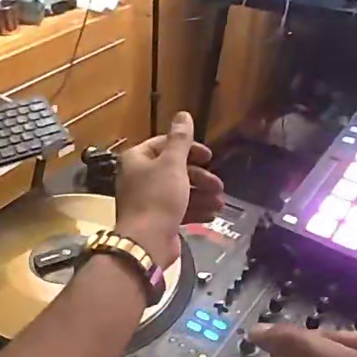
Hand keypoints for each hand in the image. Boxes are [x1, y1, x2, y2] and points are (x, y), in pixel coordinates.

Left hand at [114, 112, 224, 268]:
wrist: (146, 241)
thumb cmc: (158, 197)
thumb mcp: (172, 163)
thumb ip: (180, 139)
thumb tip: (182, 114)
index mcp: (137, 160)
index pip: (163, 144)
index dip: (187, 148)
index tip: (208, 156)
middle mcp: (139, 178)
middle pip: (174, 169)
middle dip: (199, 176)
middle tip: (218, 185)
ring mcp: (147, 201)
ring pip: (178, 191)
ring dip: (202, 195)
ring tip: (220, 203)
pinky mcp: (156, 220)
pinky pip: (177, 210)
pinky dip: (195, 210)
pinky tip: (212, 214)